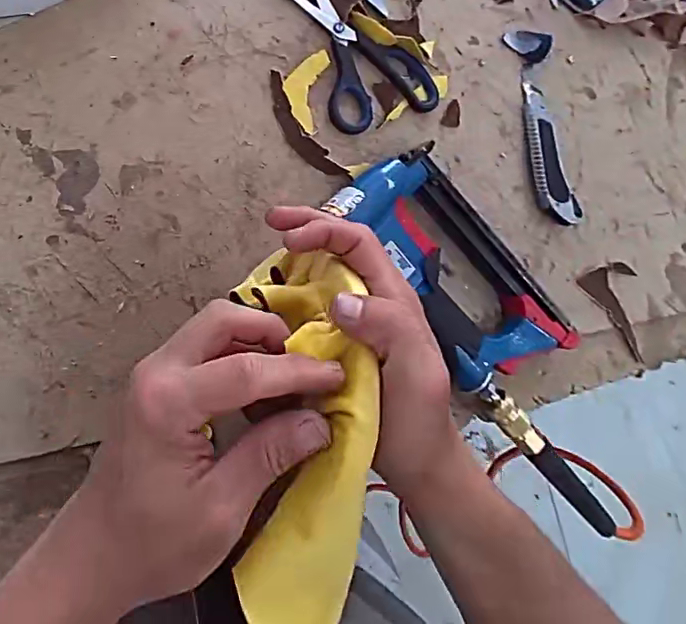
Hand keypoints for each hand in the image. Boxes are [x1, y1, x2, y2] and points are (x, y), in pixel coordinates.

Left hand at [0, 301, 343, 621]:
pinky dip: (238, 351)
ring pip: (213, 326)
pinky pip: (204, 345)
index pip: (247, 368)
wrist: (89, 559)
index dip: (298, 371)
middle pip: (223, 318)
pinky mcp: (156, 380)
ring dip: (255, 338)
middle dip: (271, 331)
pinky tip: (259, 386)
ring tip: (287, 375)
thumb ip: (270, 455)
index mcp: (168, 402)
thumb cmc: (151, 544)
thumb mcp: (220, 510)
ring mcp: (152, 372)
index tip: (335, 376)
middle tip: (304, 362)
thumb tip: (320, 422)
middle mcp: (156, 371)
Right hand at [264, 206, 473, 496]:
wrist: (417, 464)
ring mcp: (354, 324)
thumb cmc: (420, 416)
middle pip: (340, 248)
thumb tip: (339, 299)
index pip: (359, 244)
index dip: (325, 230)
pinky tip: (268, 308)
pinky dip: (289, 300)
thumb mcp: (417, 369)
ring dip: (296, 261)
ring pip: (323, 276)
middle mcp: (372, 301)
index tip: (289, 238)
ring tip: (266, 263)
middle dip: (308, 227)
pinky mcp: (336, 348)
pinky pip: (310, 312)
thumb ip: (389, 326)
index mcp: (392, 297)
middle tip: (273, 221)